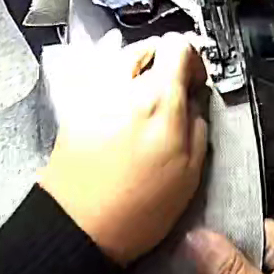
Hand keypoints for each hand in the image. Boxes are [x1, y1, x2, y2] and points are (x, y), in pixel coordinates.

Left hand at [40, 32, 208, 263]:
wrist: (78, 227)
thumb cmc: (138, 208)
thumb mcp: (189, 173)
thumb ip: (198, 128)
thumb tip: (194, 104)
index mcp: (160, 102)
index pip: (178, 47)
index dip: (192, 57)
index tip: (195, 79)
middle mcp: (125, 88)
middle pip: (148, 46)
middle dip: (165, 59)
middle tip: (173, 84)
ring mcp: (95, 94)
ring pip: (120, 55)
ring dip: (138, 63)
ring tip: (145, 89)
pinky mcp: (74, 106)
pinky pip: (96, 73)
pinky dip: (113, 75)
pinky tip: (121, 96)